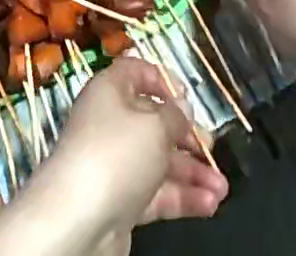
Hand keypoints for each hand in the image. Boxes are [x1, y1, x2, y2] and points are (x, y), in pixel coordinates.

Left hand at [33, 58, 226, 241]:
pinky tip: (210, 204)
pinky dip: (182, 197)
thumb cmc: (116, 154)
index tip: (188, 95)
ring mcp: (114, 165)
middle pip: (155, 122)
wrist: (73, 225)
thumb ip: (177, 115)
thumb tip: (183, 109)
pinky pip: (155, 193)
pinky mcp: (118, 202)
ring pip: (160, 162)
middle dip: (188, 137)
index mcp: (111, 91)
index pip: (137, 71)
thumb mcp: (156, 125)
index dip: (164, 79)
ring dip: (192, 173)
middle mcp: (111, 124)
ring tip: (222, 187)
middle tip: (212, 147)